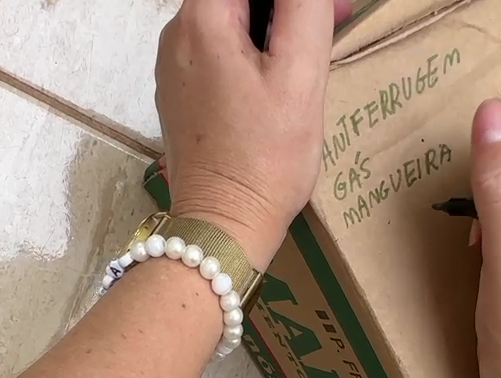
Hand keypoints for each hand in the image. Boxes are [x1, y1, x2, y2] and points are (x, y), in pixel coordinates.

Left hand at [155, 0, 352, 267]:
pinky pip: (218, 58)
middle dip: (285, 10)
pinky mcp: (180, 102)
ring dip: (270, 33)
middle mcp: (177, 37)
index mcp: (202, 18)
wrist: (224, 232)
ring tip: (303, 65)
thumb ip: (302, 6)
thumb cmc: (264, 162)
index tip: (325, 16)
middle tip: (327, 30)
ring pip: (230, 24)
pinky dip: (250, 60)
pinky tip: (273, 92)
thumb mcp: (300, 73)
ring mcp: (173, 72)